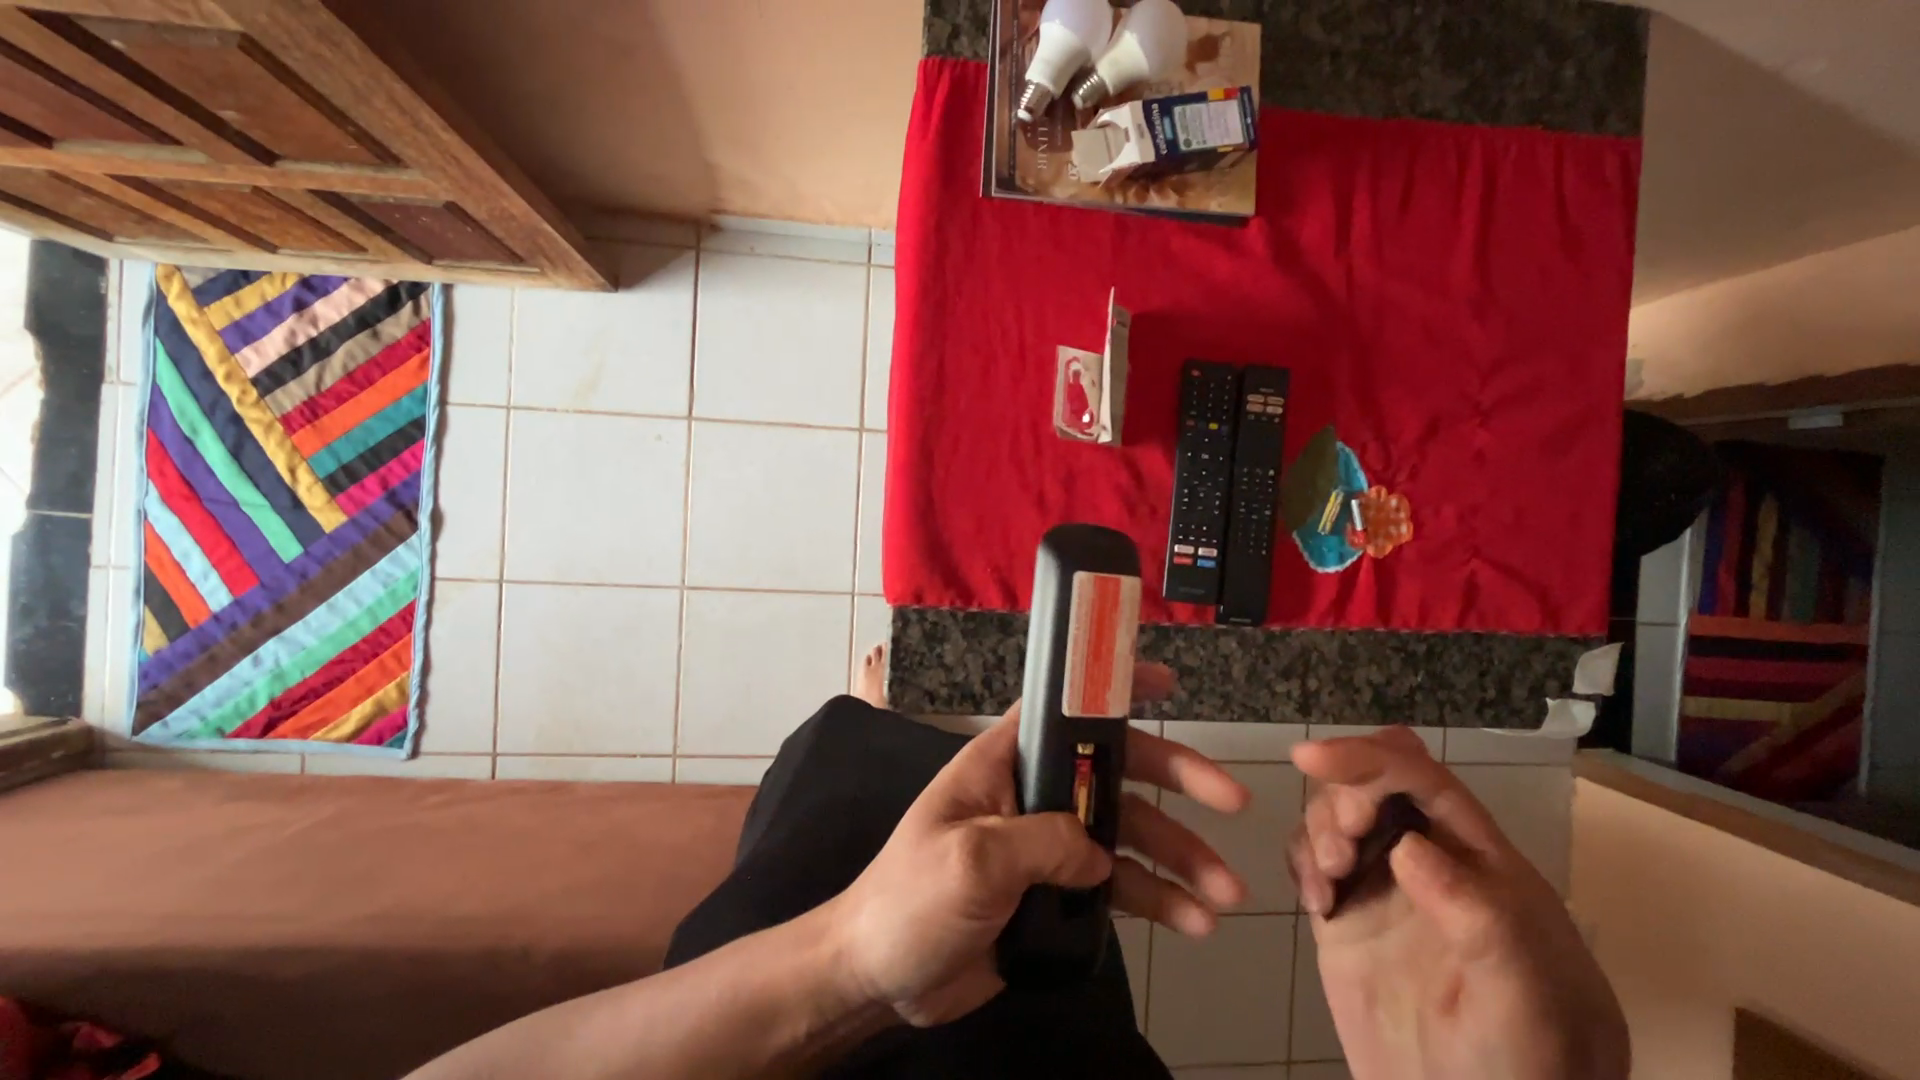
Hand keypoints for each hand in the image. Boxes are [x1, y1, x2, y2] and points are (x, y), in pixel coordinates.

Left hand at [824, 663, 1250, 1026]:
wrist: (881, 977)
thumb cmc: (910, 901)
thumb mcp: (970, 861)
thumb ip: (1042, 842)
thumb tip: (1099, 853)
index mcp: (1001, 765)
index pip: (1060, 709)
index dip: (1111, 690)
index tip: (1166, 681)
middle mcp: (1031, 795)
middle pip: (1115, 773)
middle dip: (1176, 784)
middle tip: (1231, 801)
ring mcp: (1047, 846)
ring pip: (1127, 837)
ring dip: (1180, 860)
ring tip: (1228, 894)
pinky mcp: (1056, 894)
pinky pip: (1118, 888)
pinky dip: (1158, 901)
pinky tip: (1193, 922)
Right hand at [1287, 728, 1627, 1079]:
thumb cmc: (1525, 1071)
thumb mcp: (1525, 1003)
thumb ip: (1481, 922)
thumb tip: (1410, 847)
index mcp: (1484, 866)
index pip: (1425, 780)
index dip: (1370, 758)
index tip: (1312, 757)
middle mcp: (1432, 864)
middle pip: (1373, 784)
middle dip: (1341, 796)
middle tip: (1340, 857)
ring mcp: (1386, 891)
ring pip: (1337, 815)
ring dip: (1319, 829)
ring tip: (1327, 885)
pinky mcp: (1348, 918)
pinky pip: (1312, 860)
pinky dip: (1301, 863)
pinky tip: (1316, 903)